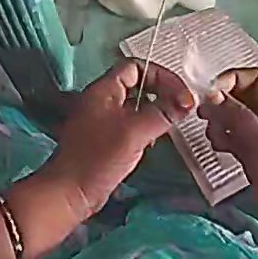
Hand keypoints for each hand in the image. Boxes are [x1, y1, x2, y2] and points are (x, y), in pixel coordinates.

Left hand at [40, 60, 192, 217]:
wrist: (71, 191)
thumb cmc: (99, 157)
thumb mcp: (135, 131)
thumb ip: (162, 112)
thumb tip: (186, 100)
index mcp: (104, 89)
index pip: (135, 67)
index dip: (160, 75)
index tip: (180, 94)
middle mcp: (102, 100)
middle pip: (137, 84)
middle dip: (161, 93)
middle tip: (181, 107)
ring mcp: (103, 120)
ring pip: (135, 106)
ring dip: (155, 111)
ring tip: (173, 122)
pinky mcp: (105, 139)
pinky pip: (131, 124)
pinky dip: (146, 128)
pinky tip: (154, 142)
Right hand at [199, 68, 257, 232]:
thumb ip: (239, 118)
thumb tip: (212, 96)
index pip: (255, 79)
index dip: (232, 80)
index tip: (209, 92)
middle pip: (241, 98)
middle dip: (221, 103)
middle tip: (203, 115)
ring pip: (233, 119)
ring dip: (219, 123)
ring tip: (214, 137)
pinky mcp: (255, 159)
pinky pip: (233, 140)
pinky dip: (223, 140)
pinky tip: (219, 149)